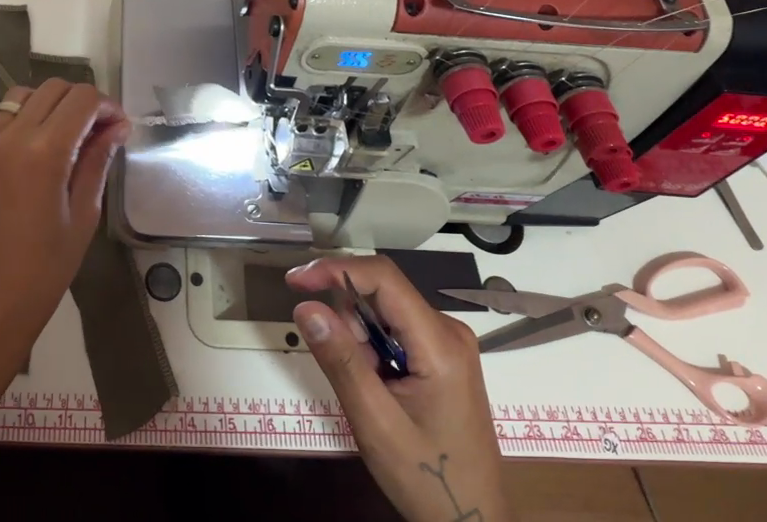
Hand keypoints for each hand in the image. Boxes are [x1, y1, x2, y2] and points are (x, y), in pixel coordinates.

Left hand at [0, 79, 130, 411]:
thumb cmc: (42, 271)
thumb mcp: (83, 217)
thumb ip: (97, 163)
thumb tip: (116, 128)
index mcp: (44, 152)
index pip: (82, 100)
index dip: (107, 107)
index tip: (121, 129)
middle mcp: (11, 137)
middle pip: (53, 89)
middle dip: (83, 102)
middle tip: (101, 133)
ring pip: (23, 95)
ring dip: (51, 105)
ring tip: (69, 137)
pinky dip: (21, 116)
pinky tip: (36, 145)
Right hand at [288, 256, 509, 521]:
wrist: (472, 521)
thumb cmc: (424, 476)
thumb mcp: (374, 421)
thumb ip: (340, 359)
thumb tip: (306, 306)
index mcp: (440, 342)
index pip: (383, 278)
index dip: (334, 269)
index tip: (295, 281)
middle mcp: (449, 331)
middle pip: (383, 293)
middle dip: (348, 317)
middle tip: (338, 364)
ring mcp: (449, 344)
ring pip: (387, 313)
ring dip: (360, 337)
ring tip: (366, 388)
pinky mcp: (444, 357)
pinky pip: (397, 331)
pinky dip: (374, 349)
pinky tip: (378, 386)